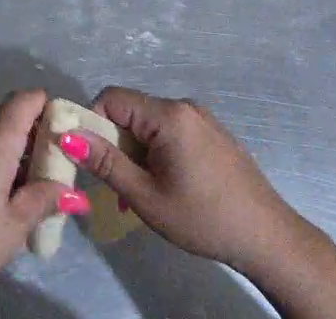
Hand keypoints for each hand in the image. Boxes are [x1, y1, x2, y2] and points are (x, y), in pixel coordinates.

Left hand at [0, 89, 88, 300]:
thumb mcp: (14, 225)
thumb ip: (44, 200)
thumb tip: (71, 192)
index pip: (24, 100)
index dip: (46, 106)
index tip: (61, 130)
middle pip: (7, 120)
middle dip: (30, 141)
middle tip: (47, 175)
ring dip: (6, 155)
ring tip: (20, 193)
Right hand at [57, 86, 304, 271]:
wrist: (269, 239)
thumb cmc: (204, 218)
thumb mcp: (146, 196)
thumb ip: (105, 162)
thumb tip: (66, 135)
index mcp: (168, 115)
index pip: (112, 98)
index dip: (93, 122)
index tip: (90, 158)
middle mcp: (184, 107)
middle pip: (131, 111)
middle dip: (115, 144)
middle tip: (116, 186)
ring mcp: (202, 119)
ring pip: (149, 125)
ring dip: (135, 152)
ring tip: (140, 194)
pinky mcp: (212, 134)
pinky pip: (170, 132)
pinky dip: (156, 153)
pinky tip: (166, 187)